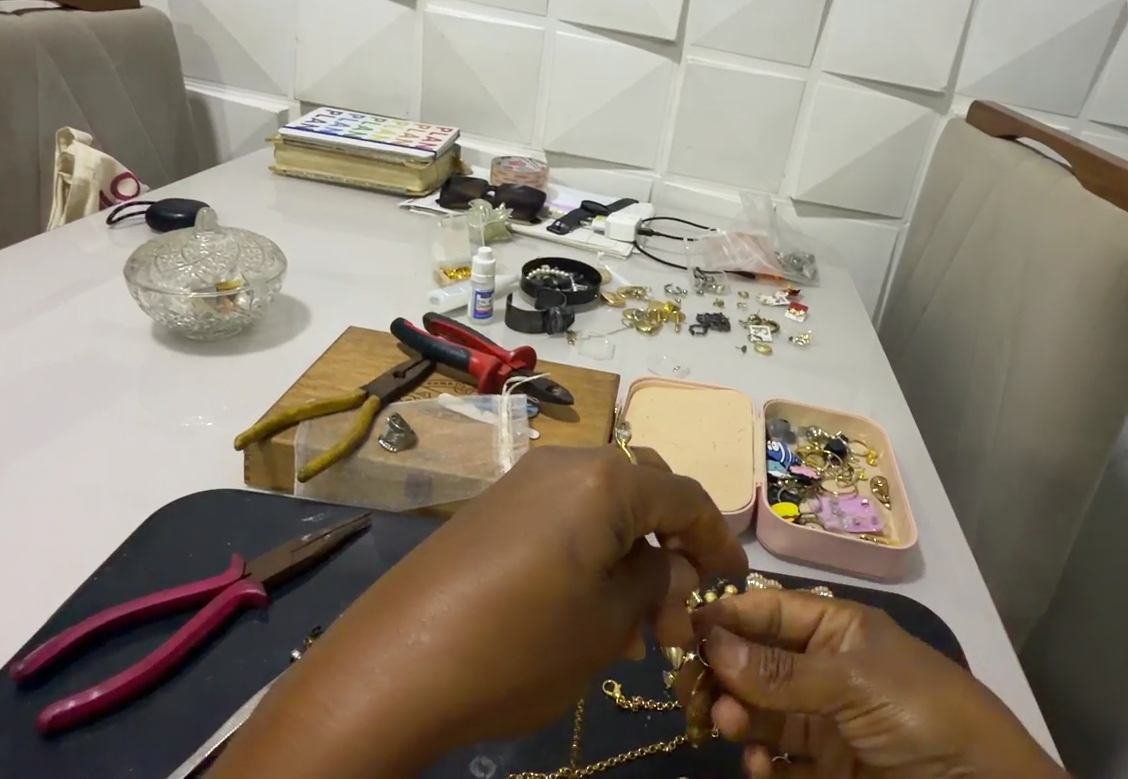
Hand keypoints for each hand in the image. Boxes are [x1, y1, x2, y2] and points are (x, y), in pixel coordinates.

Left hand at [211, 446, 747, 777]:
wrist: (393, 663)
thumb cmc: (520, 644)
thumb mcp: (607, 623)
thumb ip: (654, 582)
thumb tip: (675, 564)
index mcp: (606, 480)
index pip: (684, 497)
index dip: (716, 539)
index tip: (733, 580)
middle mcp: (567, 463)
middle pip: (644, 489)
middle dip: (669, 545)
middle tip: (675, 612)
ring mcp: (524, 480)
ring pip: (602, 504)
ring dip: (628, 553)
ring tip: (632, 627)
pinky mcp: (494, 505)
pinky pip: (563, 514)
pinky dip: (590, 550)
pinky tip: (586, 606)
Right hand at [693, 589, 1068, 778]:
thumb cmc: (922, 712)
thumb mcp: (853, 681)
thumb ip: (780, 671)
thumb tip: (711, 643)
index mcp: (836, 628)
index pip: (768, 611)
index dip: (726, 617)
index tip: (680, 631)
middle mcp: (823, 669)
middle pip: (755, 663)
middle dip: (723, 672)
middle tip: (689, 688)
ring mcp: (824, 722)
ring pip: (760, 712)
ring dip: (736, 715)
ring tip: (724, 723)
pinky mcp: (827, 771)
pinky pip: (778, 761)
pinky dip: (760, 762)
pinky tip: (757, 765)